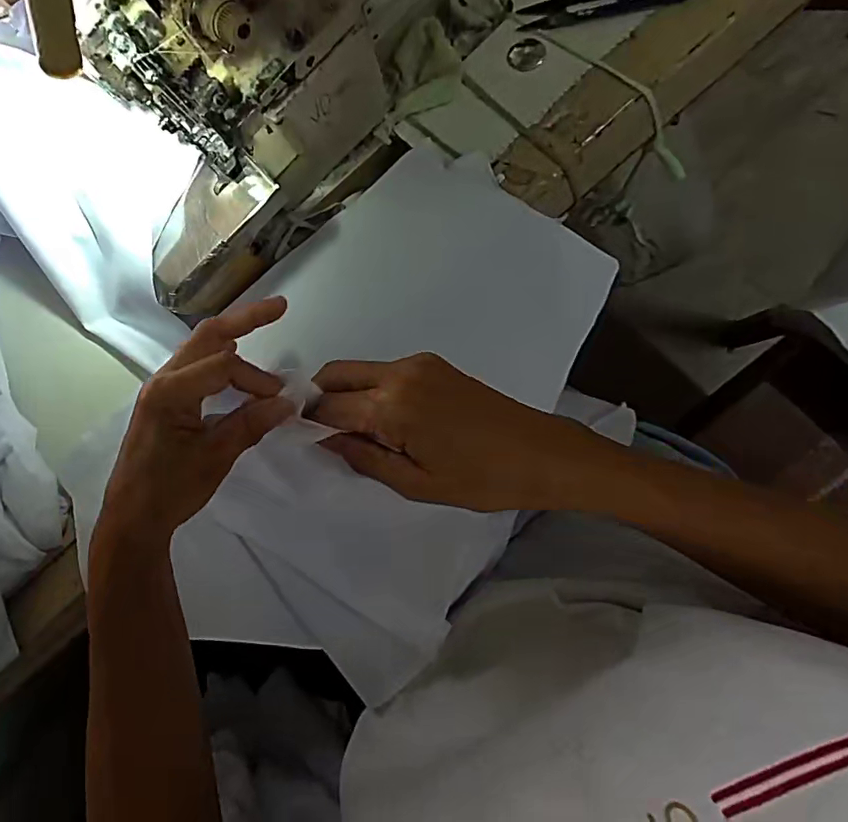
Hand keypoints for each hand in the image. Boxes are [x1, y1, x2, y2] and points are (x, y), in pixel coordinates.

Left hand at [98, 297, 296, 548]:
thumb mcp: (215, 457)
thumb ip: (251, 424)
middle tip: (280, 307)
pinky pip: (193, 368)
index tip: (282, 400)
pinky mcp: (162, 400)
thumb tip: (288, 402)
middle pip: (207, 336)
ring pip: (199, 349)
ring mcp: (160, 388)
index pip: (224, 365)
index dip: (258, 379)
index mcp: (170, 391)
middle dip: (244, 319)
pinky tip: (235, 367)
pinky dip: (218, 361)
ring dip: (232, 341)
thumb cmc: (169, 490)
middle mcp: (162, 380)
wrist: (131, 517)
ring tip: (262, 331)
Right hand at [309, 353, 615, 511]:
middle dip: (318, 398)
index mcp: (392, 406)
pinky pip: (382, 371)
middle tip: (322, 430)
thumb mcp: (417, 484)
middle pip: (334, 374)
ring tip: (356, 429)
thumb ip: (364, 458)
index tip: (303, 438)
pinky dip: (369, 388)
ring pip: (357, 370)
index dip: (310, 422)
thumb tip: (328, 439)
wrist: (544, 453)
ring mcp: (416, 364)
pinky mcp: (431, 362)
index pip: (329, 406)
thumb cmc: (483, 479)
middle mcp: (398, 374)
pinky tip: (385, 417)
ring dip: (344, 392)